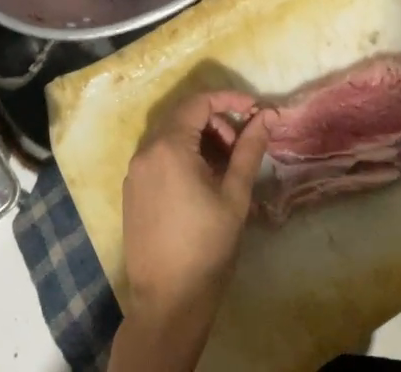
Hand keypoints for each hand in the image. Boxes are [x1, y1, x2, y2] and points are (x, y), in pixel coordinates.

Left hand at [110, 90, 268, 371]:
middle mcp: (145, 151)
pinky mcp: (132, 190)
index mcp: (169, 147)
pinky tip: (203, 181)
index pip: (199, 102)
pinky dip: (183, 155)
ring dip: (200, 138)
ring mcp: (135, 171)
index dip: (230, 99)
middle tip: (242, 145)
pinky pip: (159, 156)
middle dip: (216, 121)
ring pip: (170, 135)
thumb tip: (268, 115)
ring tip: (226, 166)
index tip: (255, 111)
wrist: (168, 300)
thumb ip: (249, 149)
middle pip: (184, 116)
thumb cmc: (207, 245)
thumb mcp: (234, 194)